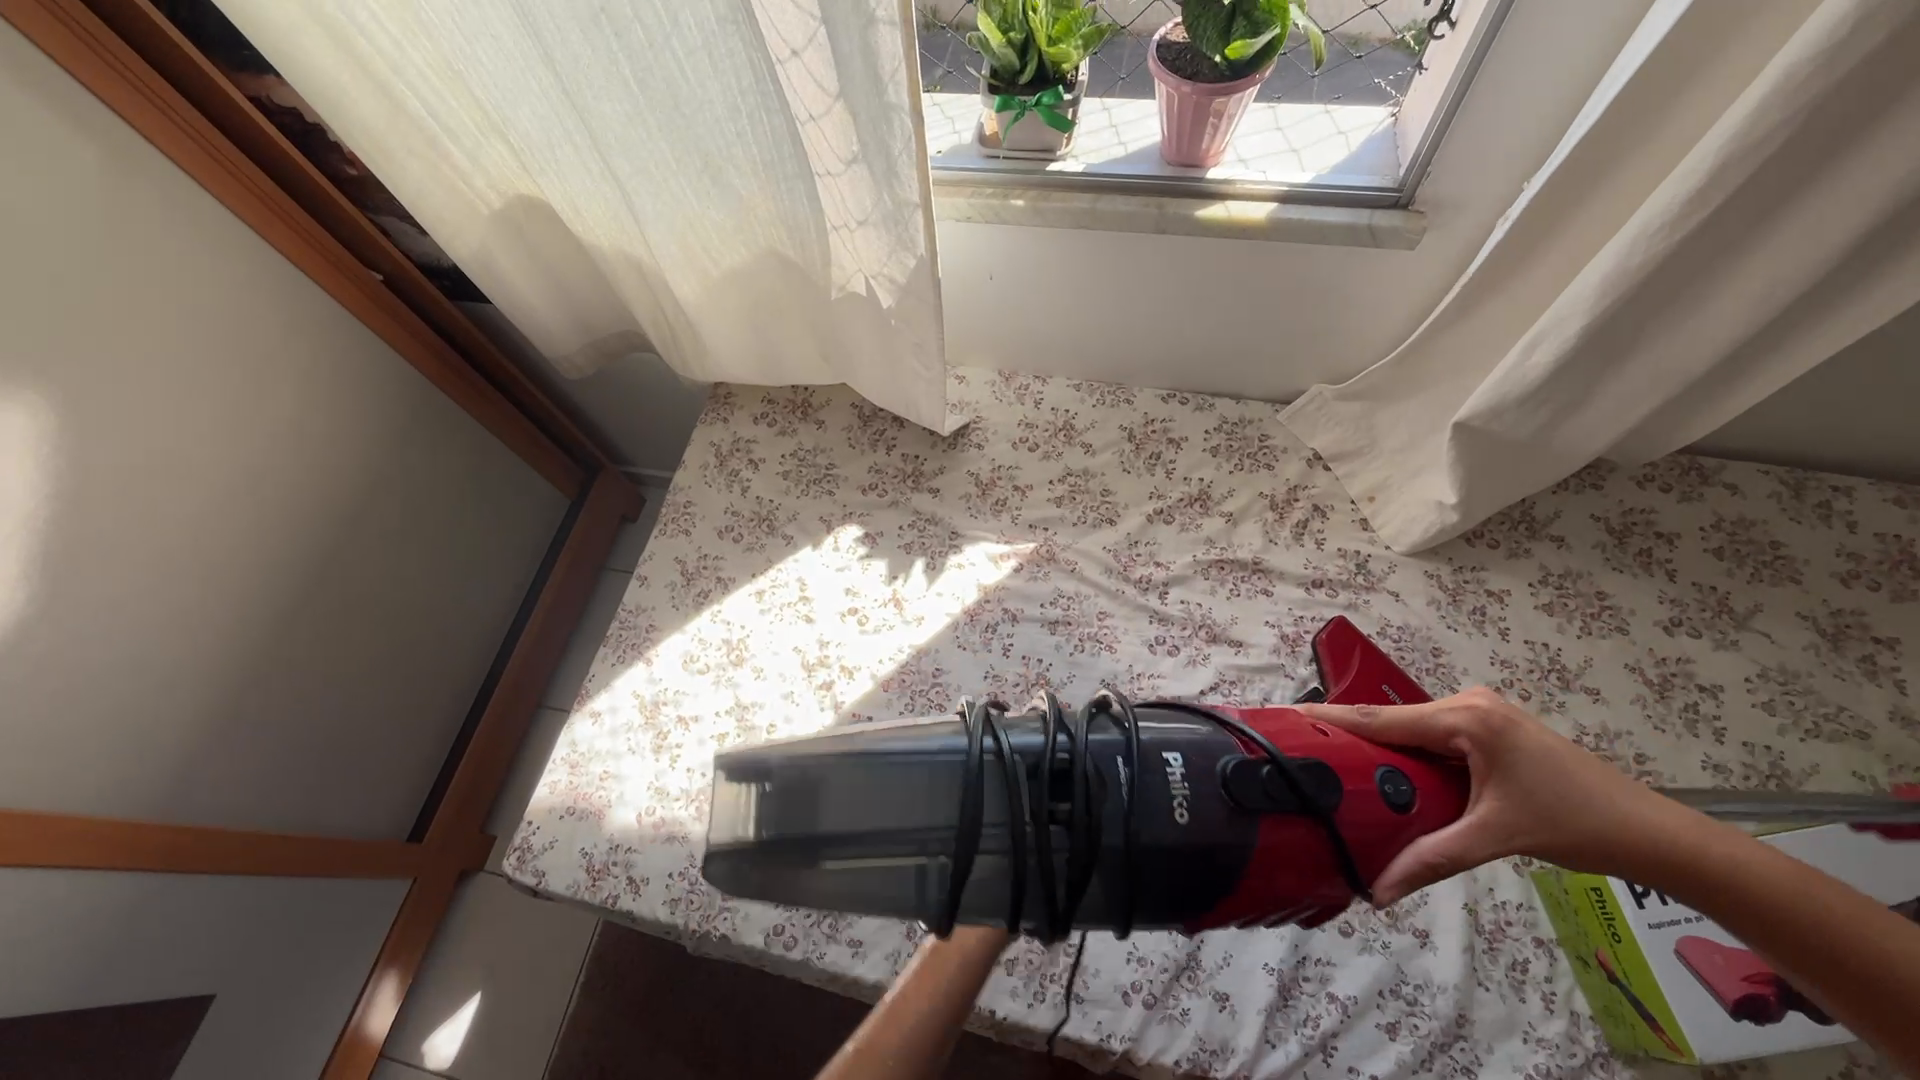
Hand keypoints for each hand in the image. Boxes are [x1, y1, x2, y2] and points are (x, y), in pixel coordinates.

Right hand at [1296, 688, 1696, 904]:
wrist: (1647, 830)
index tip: (1286, 718)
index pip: (1382, 718)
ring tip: (1332, 762)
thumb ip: (1432, 858)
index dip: (1332, 719)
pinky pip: (1433, 737)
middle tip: (1302, 751)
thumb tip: (1378, 894)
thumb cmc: (1575, 823)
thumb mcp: (1495, 838)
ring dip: (1378, 746)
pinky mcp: (1491, 730)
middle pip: (1393, 720)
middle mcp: (1469, 704)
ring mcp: (1482, 714)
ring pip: (1413, 730)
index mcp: (1467, 718)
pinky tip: (1385, 771)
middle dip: (1349, 735)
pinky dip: (1407, 753)